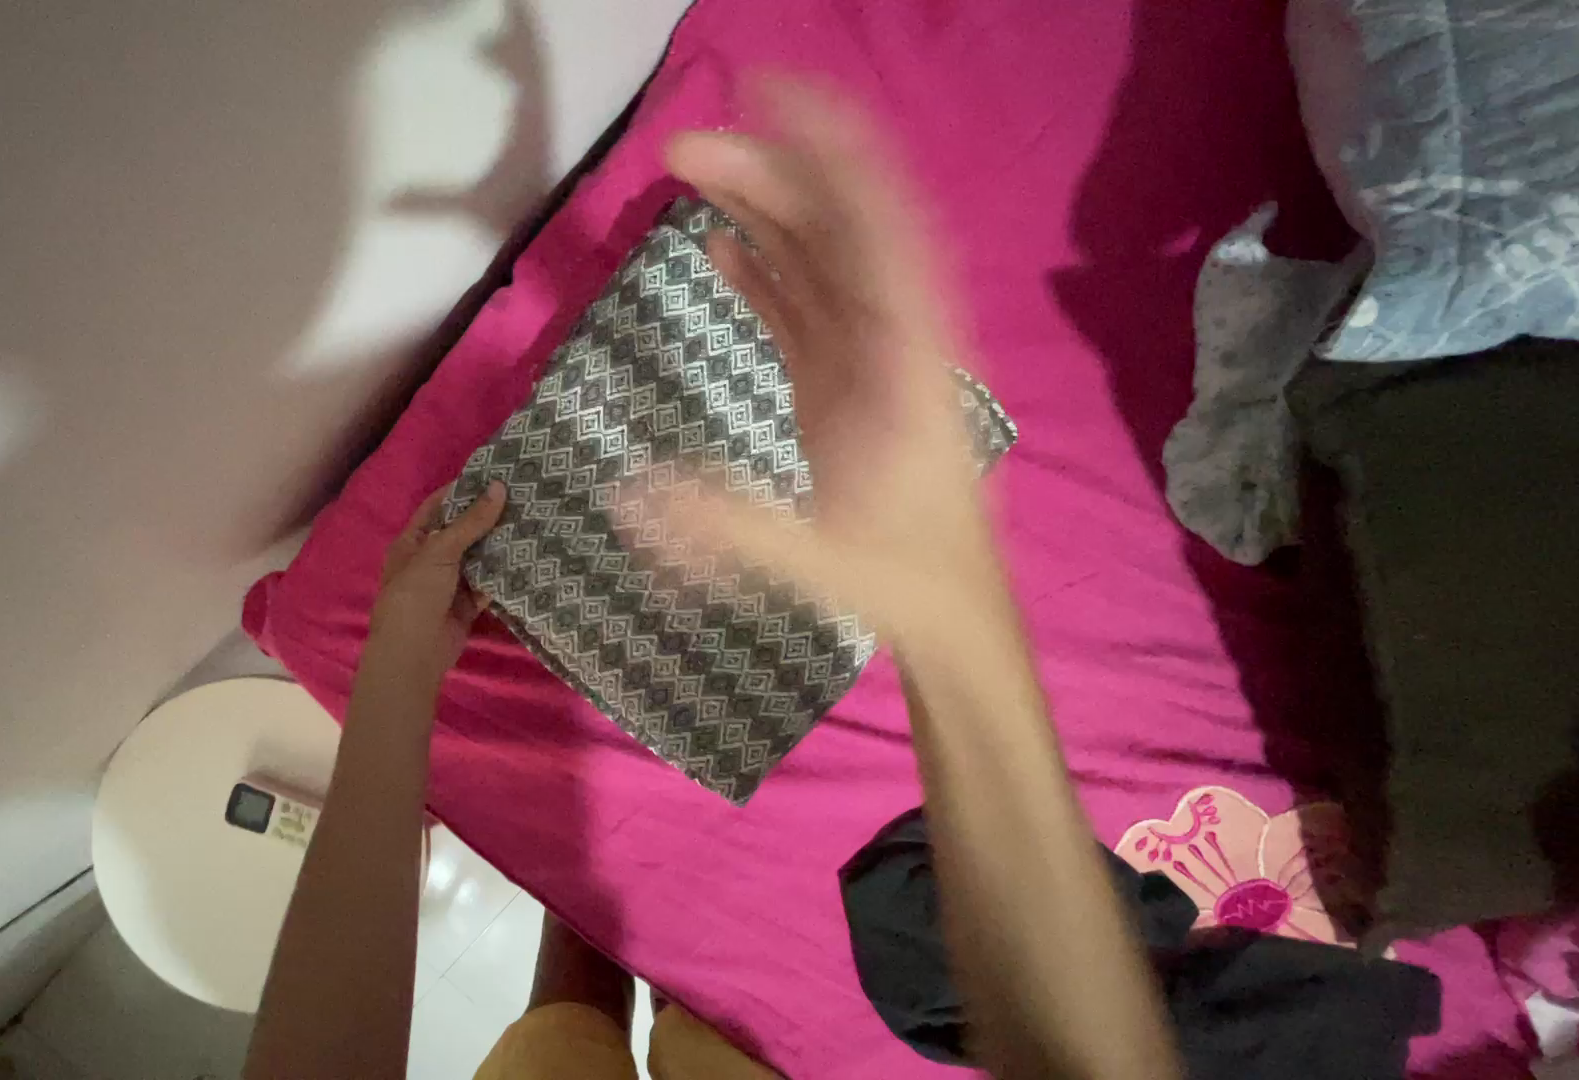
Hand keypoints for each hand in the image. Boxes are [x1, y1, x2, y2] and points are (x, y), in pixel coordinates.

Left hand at [368, 480, 508, 681]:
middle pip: (461, 532)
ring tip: (530, 521)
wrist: (414, 652)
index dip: (461, 491)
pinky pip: (487, 584)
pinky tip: (527, 558)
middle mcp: (430, 560)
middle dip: (487, 517)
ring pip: (477, 558)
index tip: (492, 476)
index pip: (437, 507)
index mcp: (412, 542)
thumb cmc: (416, 593)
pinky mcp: (466, 605)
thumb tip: (499, 486)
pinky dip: (503, 574)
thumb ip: (471, 521)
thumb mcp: (440, 550)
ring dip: (499, 545)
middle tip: (521, 498)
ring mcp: (449, 583)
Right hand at [665, 79, 1006, 649]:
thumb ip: (728, 528)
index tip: (773, 97)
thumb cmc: (905, 583)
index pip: (878, 232)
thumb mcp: (818, 560)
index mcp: (905, 363)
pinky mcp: (846, 384)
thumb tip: (625, 497)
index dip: (831, 154)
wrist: (953, 611)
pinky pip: (806, 309)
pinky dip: (767, 274)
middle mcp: (892, 342)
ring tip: (692, 173)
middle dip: (768, 176)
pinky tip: (722, 247)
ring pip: (819, 262)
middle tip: (682, 149)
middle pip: (838, 233)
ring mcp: (868, 360)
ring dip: (764, 211)